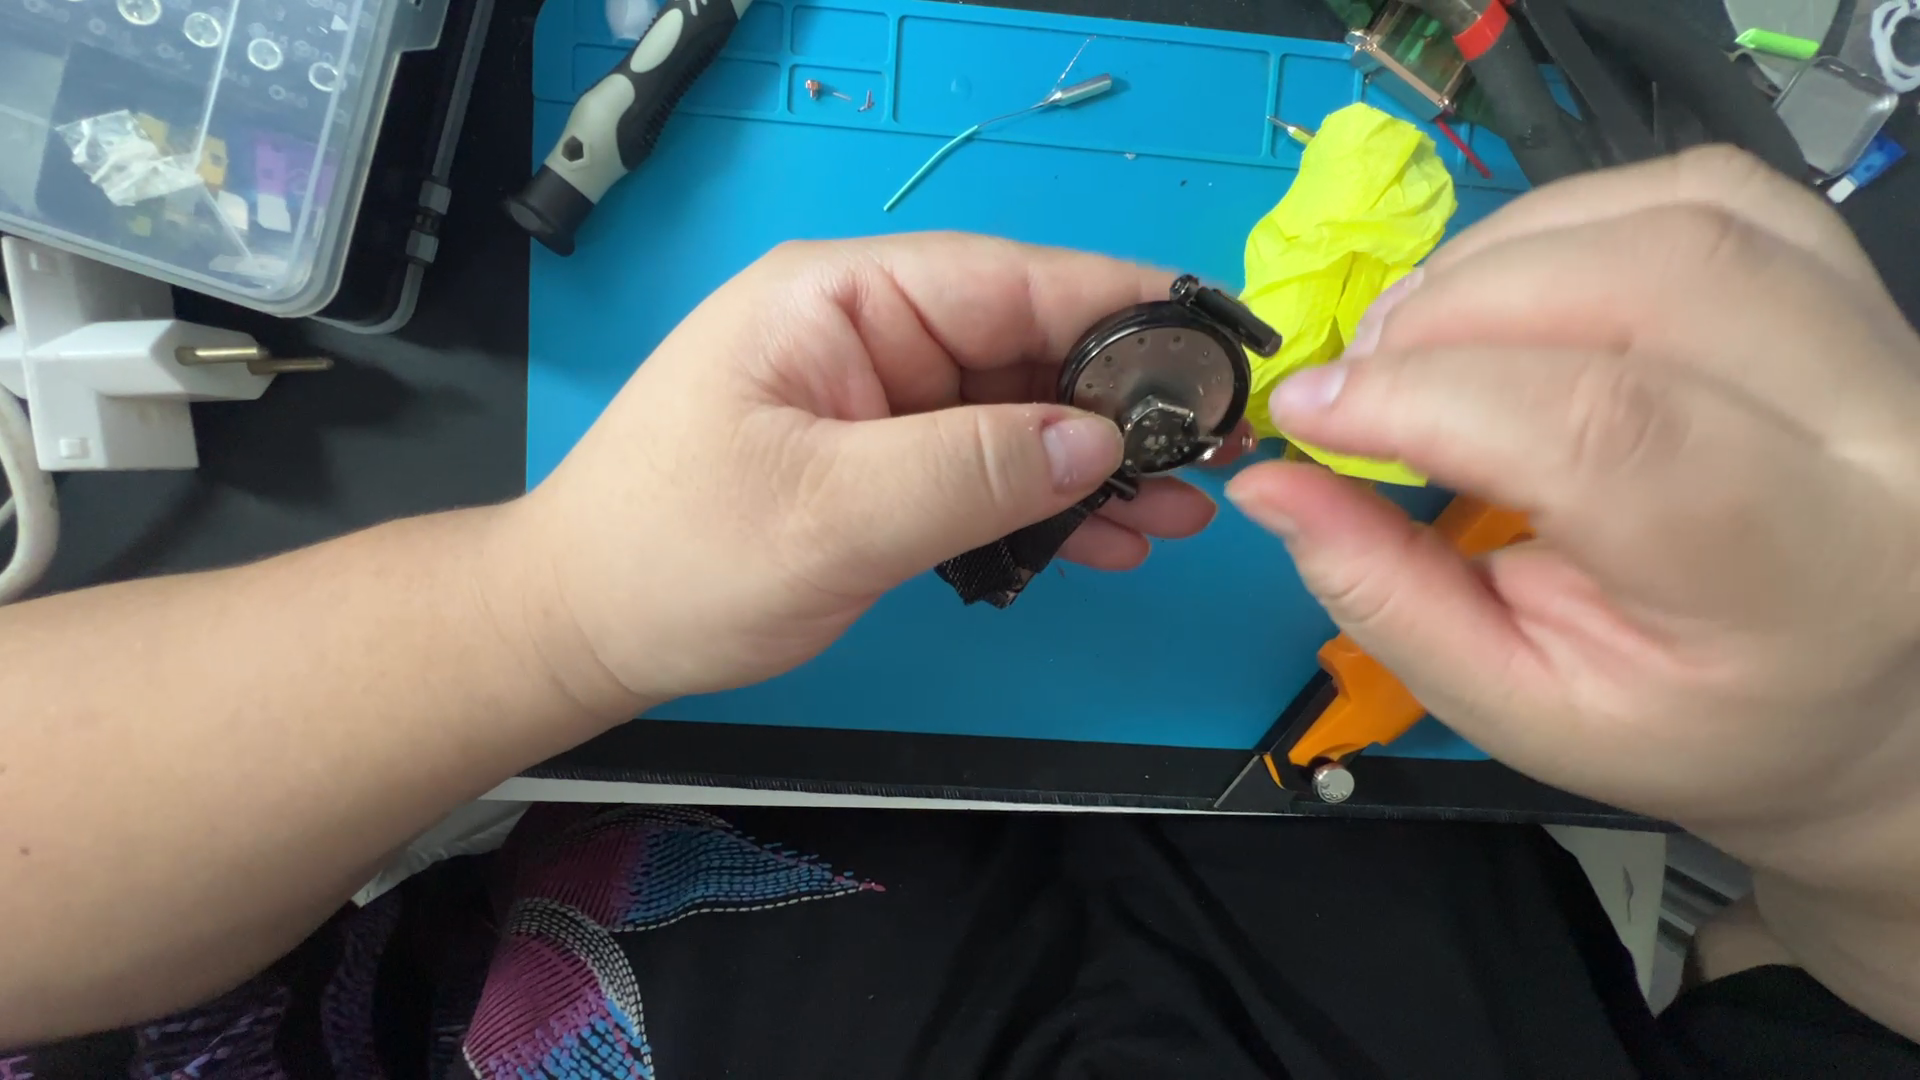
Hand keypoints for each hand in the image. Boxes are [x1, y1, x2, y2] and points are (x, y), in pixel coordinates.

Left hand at [504, 234, 1240, 710]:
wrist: (598, 628)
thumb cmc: (682, 556)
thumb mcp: (828, 512)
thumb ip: (966, 470)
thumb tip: (1096, 441)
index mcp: (845, 302)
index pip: (1007, 281)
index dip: (1117, 308)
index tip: (1210, 345)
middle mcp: (875, 340)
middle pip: (1026, 353)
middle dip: (1121, 408)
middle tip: (1212, 455)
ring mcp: (886, 411)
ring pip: (1018, 423)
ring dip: (1096, 469)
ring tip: (1179, 514)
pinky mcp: (891, 473)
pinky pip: (987, 477)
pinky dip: (1046, 509)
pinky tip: (1107, 539)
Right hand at [1226, 148, 1919, 890]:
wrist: (1853, 688)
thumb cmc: (1666, 715)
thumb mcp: (1503, 697)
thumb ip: (1378, 591)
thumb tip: (1265, 483)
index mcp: (1786, 577)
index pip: (1602, 432)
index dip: (1421, 399)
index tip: (1301, 410)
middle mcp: (1880, 432)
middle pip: (1652, 278)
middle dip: (1449, 310)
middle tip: (1356, 378)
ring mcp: (1879, 338)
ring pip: (1675, 211)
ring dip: (1490, 258)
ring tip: (1410, 341)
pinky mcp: (1843, 290)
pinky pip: (1696, 194)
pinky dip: (1552, 226)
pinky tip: (1490, 298)